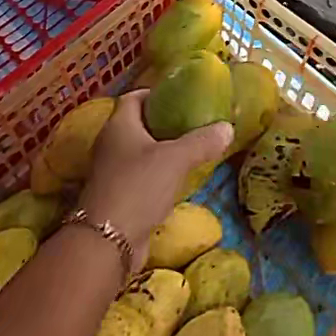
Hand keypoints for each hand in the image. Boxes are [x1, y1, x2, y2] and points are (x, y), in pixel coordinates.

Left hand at [77, 90, 231, 272]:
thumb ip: (201, 141)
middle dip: (162, 122)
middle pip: (137, 124)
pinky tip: (176, 180)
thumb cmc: (138, 187)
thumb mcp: (175, 160)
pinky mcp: (116, 195)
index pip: (133, 97)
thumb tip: (227, 128)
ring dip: (160, 150)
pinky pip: (138, 175)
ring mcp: (110, 171)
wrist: (107, 241)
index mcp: (119, 125)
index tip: (180, 97)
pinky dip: (156, 174)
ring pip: (138, 152)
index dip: (155, 94)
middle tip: (191, 123)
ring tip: (189, 150)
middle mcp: (110, 143)